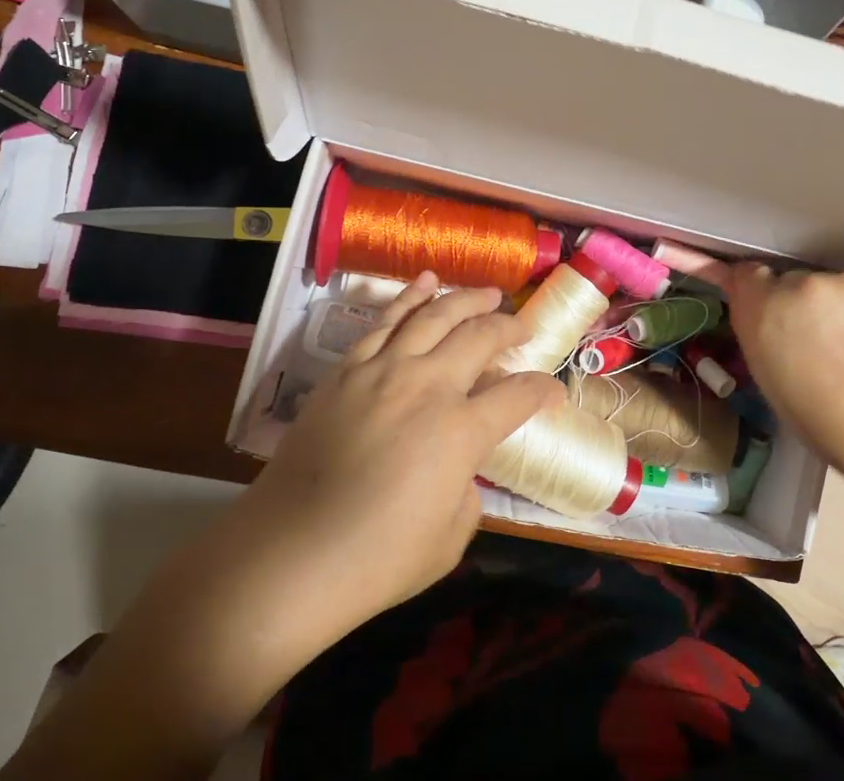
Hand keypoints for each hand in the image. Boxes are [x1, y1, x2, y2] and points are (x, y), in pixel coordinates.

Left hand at [243, 273, 563, 625]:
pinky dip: (408, 298)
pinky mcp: (344, 373)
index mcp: (462, 432)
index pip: (519, 396)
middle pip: (480, 338)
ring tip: (487, 293)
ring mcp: (382, 373)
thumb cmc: (378, 560)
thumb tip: (457, 466)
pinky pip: (383, 323)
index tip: (553, 393)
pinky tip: (425, 284)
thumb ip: (466, 489)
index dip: (543, 392)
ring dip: (466, 299)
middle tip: (523, 327)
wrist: (290, 553)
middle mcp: (427, 387)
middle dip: (510, 327)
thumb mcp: (451, 538)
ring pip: (433, 316)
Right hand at [719, 265, 843, 488]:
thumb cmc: (820, 418)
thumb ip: (754, 324)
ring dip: (843, 305)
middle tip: (823, 343)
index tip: (769, 304)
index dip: (761, 290)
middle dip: (804, 304)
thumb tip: (725, 280)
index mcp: (763, 311)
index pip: (749, 273)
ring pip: (838, 285)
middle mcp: (802, 286)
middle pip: (797, 281)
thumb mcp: (767, 373)